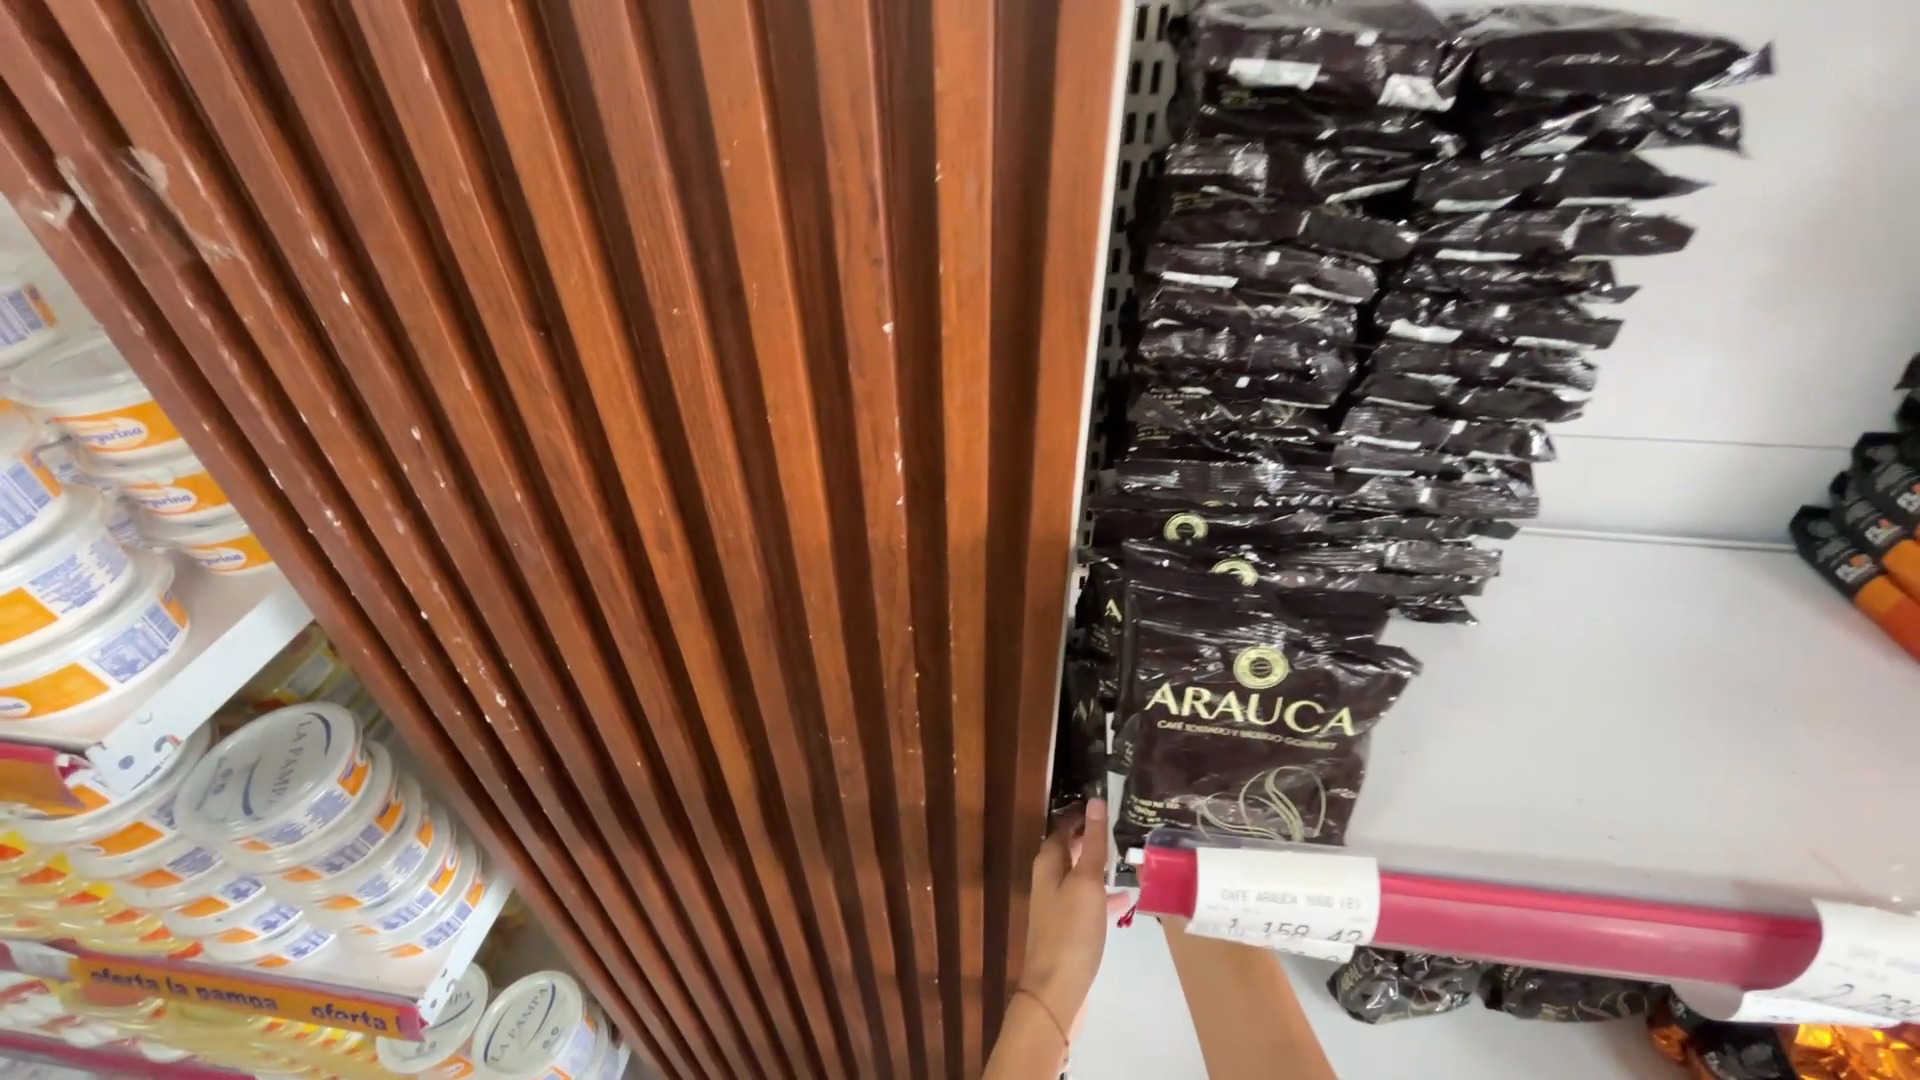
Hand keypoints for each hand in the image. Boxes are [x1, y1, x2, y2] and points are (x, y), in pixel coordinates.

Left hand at [1016, 799, 1130, 1027]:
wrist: (1056, 989)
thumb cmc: (1071, 930)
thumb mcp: (1086, 881)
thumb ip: (1092, 843)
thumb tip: (1096, 801)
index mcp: (1048, 863)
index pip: (1064, 827)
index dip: (1083, 815)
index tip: (1109, 803)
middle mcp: (1048, 879)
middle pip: (1071, 850)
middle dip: (1093, 839)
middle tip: (1124, 828)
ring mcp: (1058, 905)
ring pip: (1081, 876)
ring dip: (1101, 866)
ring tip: (1131, 858)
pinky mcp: (1069, 928)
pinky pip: (1088, 901)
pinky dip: (1104, 896)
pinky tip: (1126, 898)